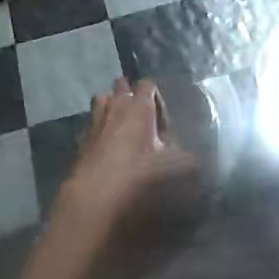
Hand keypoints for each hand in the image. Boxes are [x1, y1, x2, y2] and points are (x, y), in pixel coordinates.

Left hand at [59, 78, 197, 222]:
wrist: (97, 193)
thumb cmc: (138, 173)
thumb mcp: (171, 167)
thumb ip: (186, 159)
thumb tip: (197, 159)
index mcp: (139, 108)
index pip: (147, 84)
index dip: (155, 94)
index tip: (161, 113)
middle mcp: (116, 107)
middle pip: (121, 84)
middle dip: (130, 91)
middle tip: (140, 110)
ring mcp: (96, 120)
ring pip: (101, 97)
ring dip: (110, 102)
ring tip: (120, 118)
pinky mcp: (82, 137)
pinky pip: (92, 122)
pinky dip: (98, 125)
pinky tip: (105, 140)